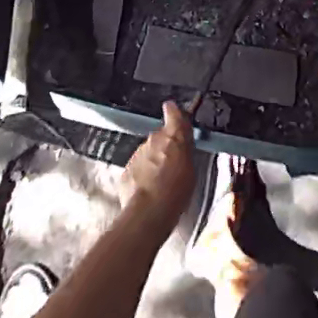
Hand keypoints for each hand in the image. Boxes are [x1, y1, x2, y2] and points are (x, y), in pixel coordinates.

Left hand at [122, 101, 195, 237]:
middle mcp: (153, 140)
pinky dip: (143, 175)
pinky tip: (149, 190)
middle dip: (165, 146)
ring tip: (162, 181)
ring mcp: (137, 154)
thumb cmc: (177, 191)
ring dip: (154, 162)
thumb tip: (181, 145)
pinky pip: (137, 168)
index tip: (172, 107)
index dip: (173, 111)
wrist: (149, 210)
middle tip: (173, 162)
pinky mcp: (126, 169)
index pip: (173, 114)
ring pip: (147, 153)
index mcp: (173, 137)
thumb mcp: (191, 169)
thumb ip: (184, 152)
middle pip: (160, 137)